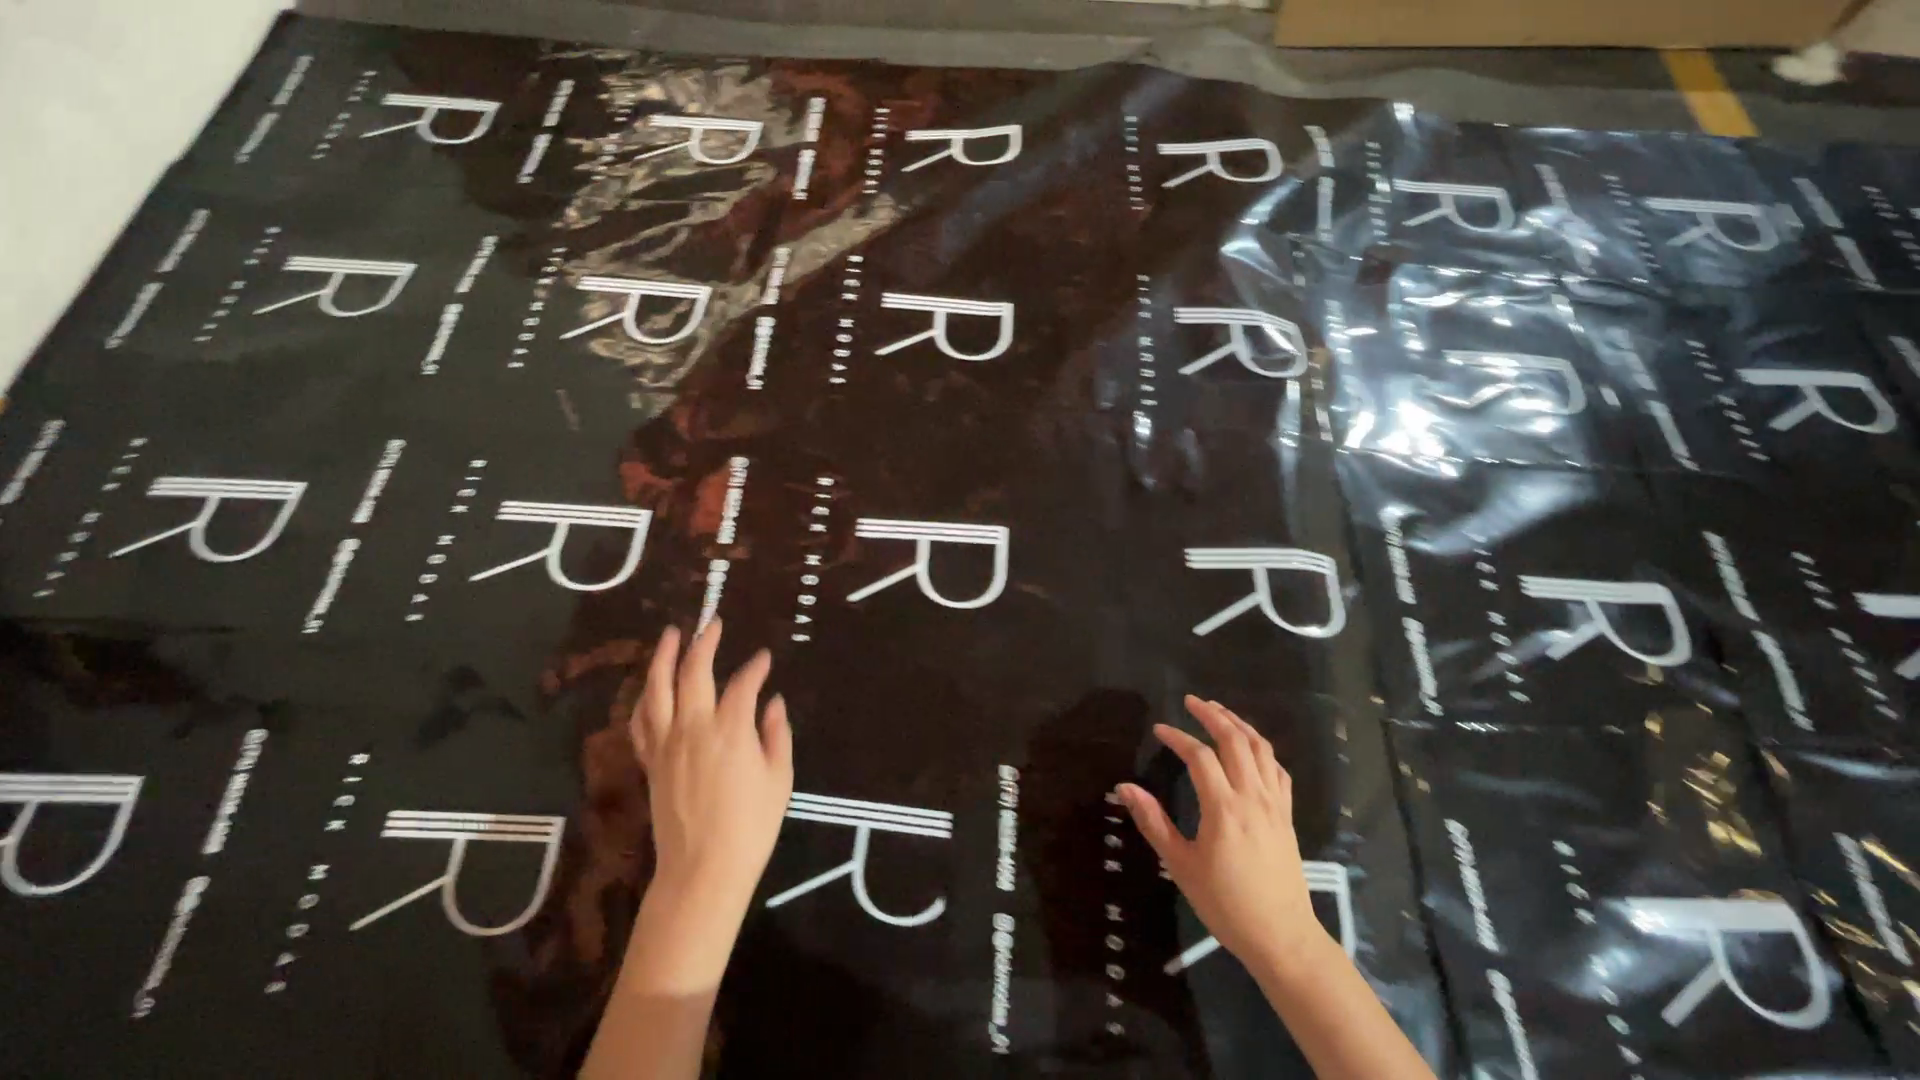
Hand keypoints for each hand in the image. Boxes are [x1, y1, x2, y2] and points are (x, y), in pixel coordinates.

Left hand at [630, 620, 793, 913]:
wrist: (703, 868)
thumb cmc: (751, 826)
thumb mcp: (779, 779)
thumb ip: (776, 735)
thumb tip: (772, 703)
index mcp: (730, 729)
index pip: (743, 684)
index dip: (755, 667)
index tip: (764, 658)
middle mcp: (693, 727)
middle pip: (693, 672)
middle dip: (704, 643)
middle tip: (713, 623)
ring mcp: (666, 743)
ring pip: (657, 689)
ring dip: (664, 658)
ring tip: (671, 635)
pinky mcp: (650, 762)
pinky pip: (640, 721)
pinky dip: (644, 698)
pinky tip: (649, 687)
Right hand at [1116, 696, 1324, 973]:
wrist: (1281, 936)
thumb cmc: (1225, 903)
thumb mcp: (1181, 865)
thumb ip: (1154, 822)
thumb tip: (1125, 787)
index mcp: (1224, 807)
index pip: (1200, 756)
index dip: (1178, 737)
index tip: (1159, 730)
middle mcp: (1252, 797)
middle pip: (1236, 740)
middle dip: (1213, 715)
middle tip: (1191, 701)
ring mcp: (1275, 805)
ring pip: (1261, 749)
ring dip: (1240, 724)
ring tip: (1220, 712)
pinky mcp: (1287, 816)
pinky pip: (1277, 770)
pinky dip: (1262, 750)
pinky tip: (1251, 749)